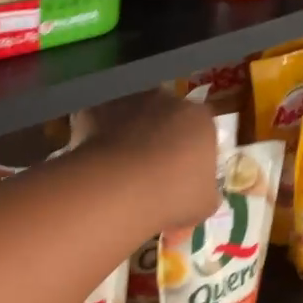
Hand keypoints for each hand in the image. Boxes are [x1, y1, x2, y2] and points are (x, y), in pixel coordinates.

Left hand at [80, 91, 220, 230]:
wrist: (122, 188)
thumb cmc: (174, 195)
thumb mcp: (205, 203)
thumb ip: (204, 189)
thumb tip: (198, 190)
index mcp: (200, 118)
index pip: (202, 127)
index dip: (193, 150)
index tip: (185, 173)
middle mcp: (166, 99)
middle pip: (167, 116)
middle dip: (162, 137)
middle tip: (153, 171)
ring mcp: (130, 100)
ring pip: (133, 117)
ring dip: (131, 135)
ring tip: (123, 171)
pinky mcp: (98, 108)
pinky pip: (102, 123)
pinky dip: (101, 139)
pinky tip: (98, 166)